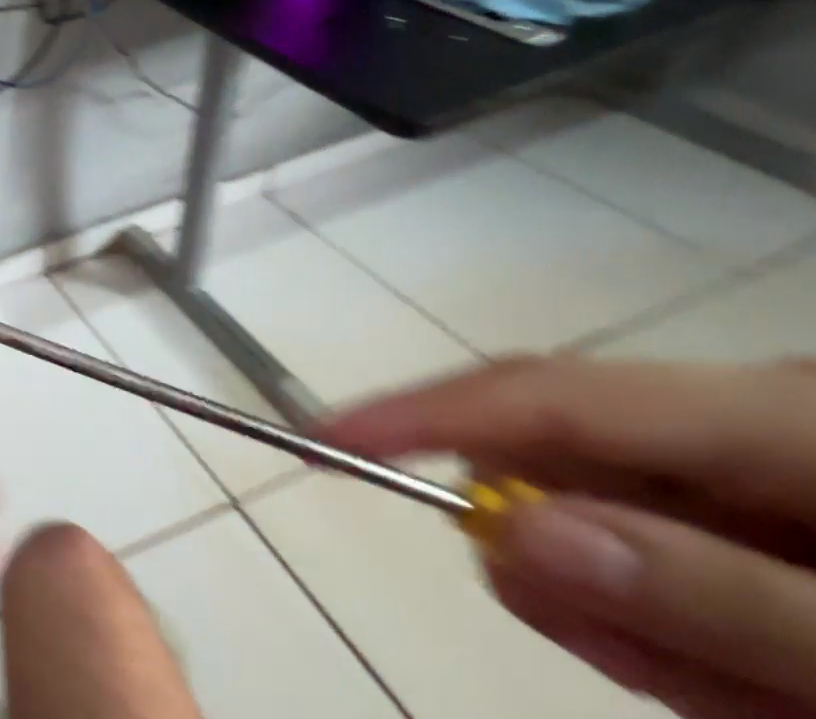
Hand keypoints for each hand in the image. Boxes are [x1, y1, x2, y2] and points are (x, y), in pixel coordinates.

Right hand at [324, 357, 815, 718]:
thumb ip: (707, 597)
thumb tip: (505, 528)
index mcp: (770, 415)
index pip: (544, 395)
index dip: (419, 415)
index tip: (315, 443)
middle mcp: (736, 407)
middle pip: (560, 460)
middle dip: (562, 564)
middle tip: (645, 669)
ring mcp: (742, 444)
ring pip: (590, 512)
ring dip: (632, 615)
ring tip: (742, 691)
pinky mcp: (747, 489)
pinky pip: (639, 541)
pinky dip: (667, 622)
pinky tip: (746, 671)